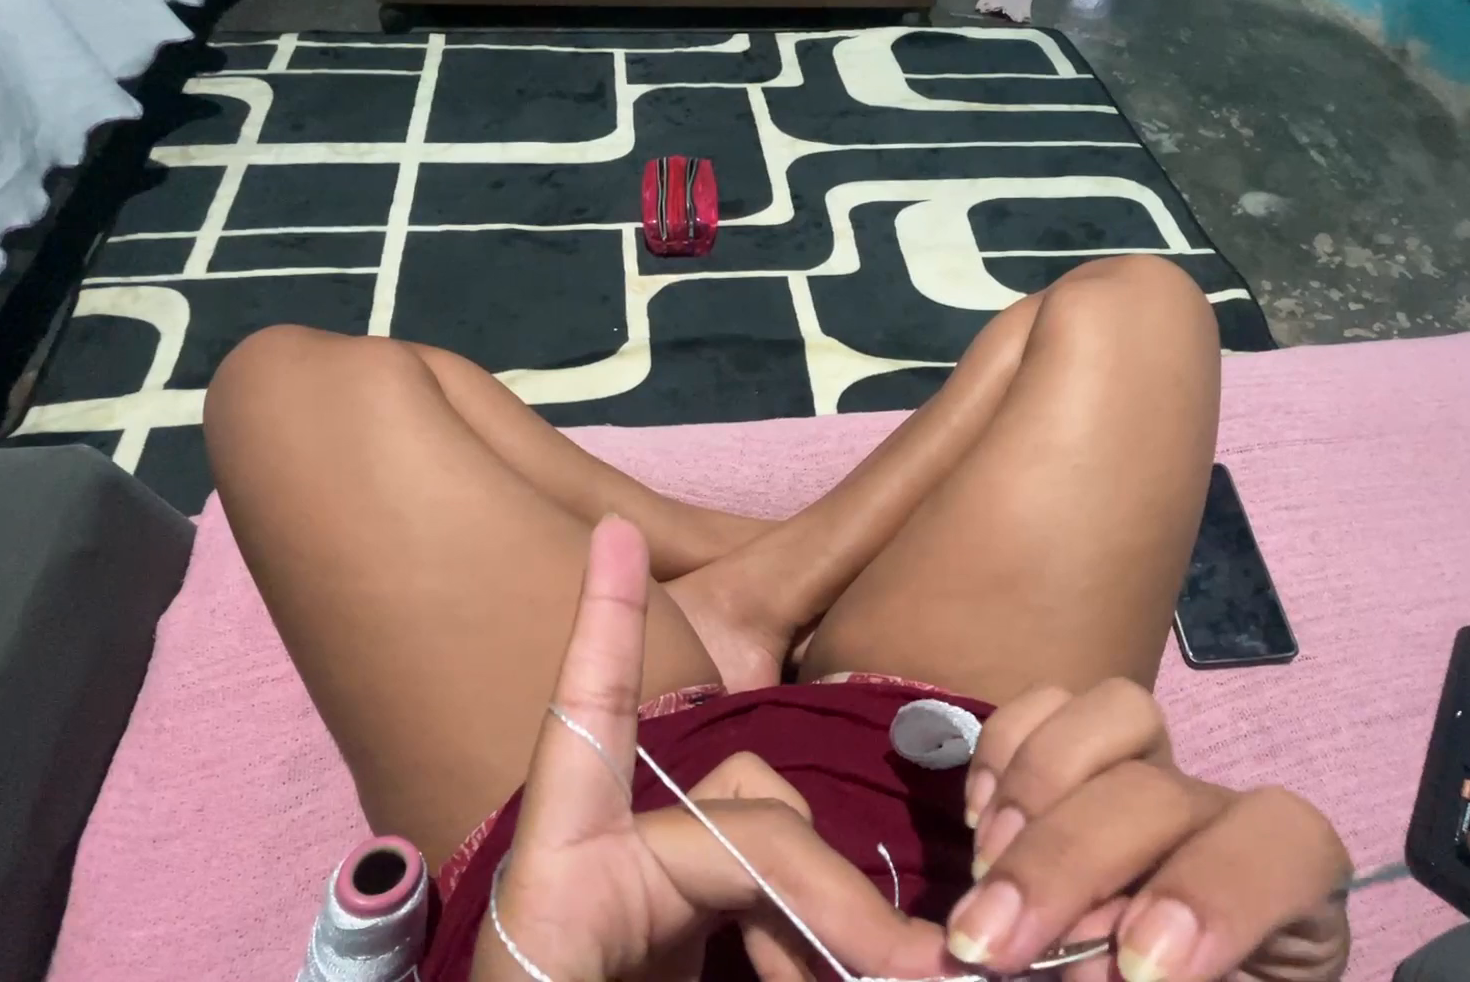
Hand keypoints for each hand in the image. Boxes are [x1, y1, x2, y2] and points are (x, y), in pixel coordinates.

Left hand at [472, 517, 948, 981]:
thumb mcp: (611, 976)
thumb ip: (745, 933)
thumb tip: (900, 965)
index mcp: (563, 886)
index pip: (588, 724)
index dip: (602, 620)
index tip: (610, 532)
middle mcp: (615, 865)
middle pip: (749, 806)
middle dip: (821, 891)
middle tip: (906, 978)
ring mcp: (661, 894)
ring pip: (782, 845)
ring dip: (829, 922)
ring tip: (871, 981)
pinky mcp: (697, 929)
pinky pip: (780, 892)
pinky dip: (818, 927)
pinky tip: (852, 972)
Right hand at [953, 680, 1350, 981]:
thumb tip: (1086, 968)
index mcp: (1289, 891)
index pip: (1288, 840)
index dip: (1215, 891)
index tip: (1137, 966)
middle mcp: (1216, 811)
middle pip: (1156, 791)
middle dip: (1064, 863)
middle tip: (993, 940)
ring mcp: (1146, 766)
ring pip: (1119, 711)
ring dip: (1034, 788)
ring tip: (985, 865)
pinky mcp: (1077, 749)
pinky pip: (1045, 703)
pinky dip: (1002, 752)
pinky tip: (981, 820)